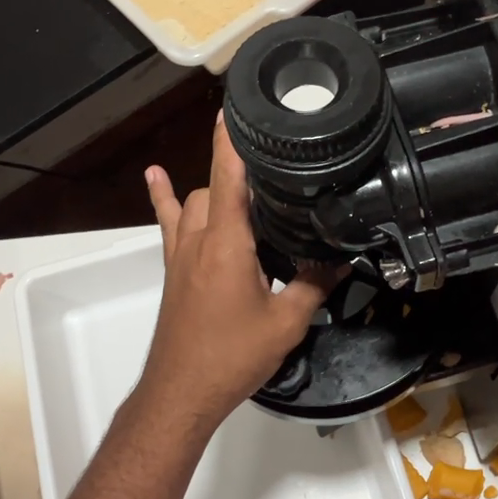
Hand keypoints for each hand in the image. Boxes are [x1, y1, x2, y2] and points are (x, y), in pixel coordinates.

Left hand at [139, 115, 343, 425]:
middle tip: (280, 181)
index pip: (230, 177)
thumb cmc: (233, 357)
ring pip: (196, 202)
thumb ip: (315, 285)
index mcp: (228, 245)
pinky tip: (156, 175)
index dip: (233, 140)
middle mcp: (199, 239)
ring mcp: (181, 253)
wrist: (183, 391)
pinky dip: (164, 197)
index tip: (241, 107)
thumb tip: (342, 260)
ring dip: (219, 190)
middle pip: (217, 188)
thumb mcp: (287, 322)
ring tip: (249, 188)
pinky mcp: (174, 269)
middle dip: (244, 178)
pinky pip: (168, 222)